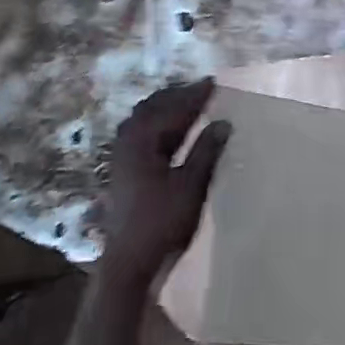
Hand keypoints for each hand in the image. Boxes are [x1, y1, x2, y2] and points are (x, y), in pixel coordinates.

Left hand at [100, 78, 229, 283]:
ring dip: (167, 109)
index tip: (212, 83)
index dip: (193, 95)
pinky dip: (160, 125)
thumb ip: (206, 151)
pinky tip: (172, 132)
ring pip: (145, 121)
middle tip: (202, 89)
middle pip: (152, 108)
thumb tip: (223, 122)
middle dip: (177, 96)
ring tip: (188, 104)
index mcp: (141, 141)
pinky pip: (142, 134)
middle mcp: (127, 143)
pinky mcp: (124, 171)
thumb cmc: (162, 222)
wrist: (130, 262)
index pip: (171, 108)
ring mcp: (122, 157)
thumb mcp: (191, 185)